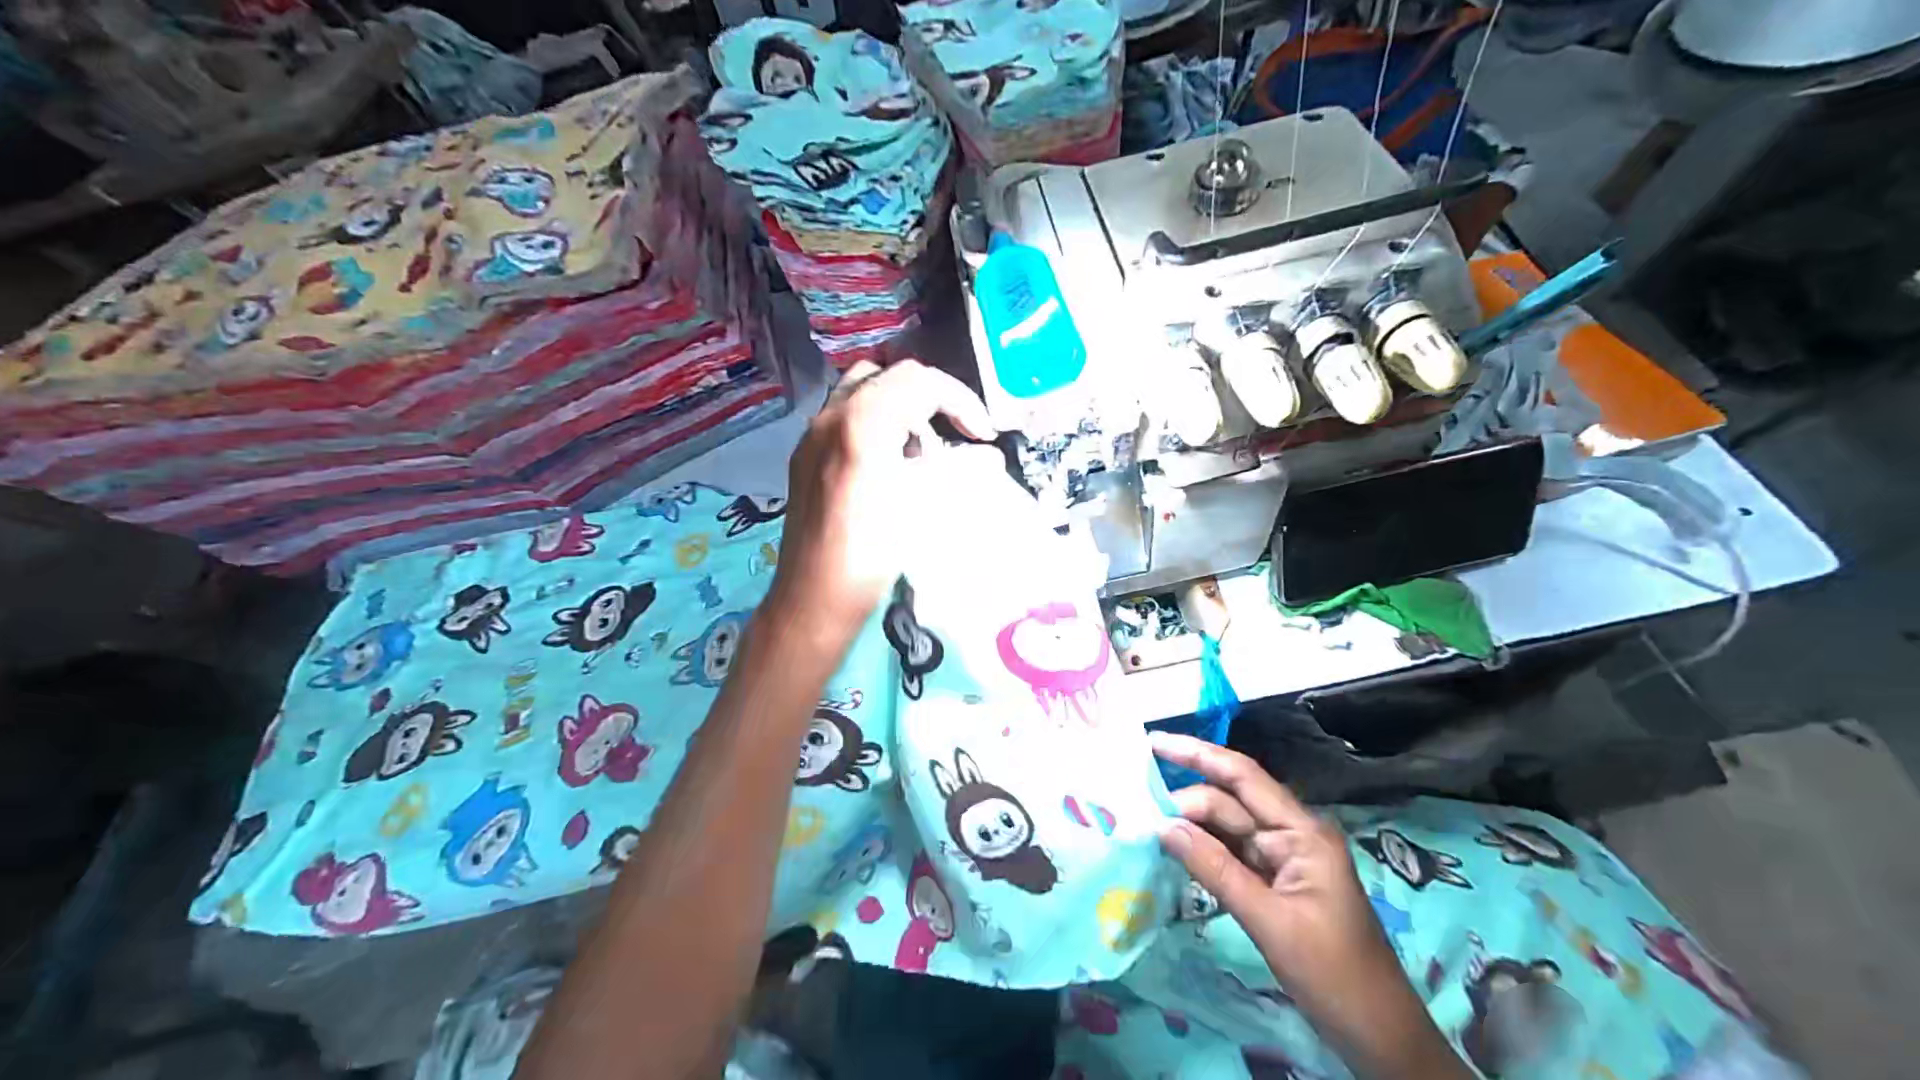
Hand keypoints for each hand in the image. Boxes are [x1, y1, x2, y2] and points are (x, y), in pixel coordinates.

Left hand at [768, 359, 995, 638]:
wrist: (814, 600)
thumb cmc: (872, 556)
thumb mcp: (924, 508)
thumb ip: (960, 471)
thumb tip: (989, 457)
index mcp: (862, 421)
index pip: (920, 381)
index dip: (961, 401)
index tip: (981, 436)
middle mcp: (830, 416)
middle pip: (889, 377)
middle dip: (930, 399)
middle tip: (952, 435)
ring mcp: (811, 435)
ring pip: (862, 392)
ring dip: (900, 408)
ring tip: (920, 451)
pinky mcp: (803, 457)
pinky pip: (844, 418)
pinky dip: (875, 425)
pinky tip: (889, 467)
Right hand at [1151, 733, 1473, 1079]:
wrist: (1379, 1036)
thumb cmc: (1334, 975)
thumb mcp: (1270, 922)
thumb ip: (1215, 869)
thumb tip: (1163, 826)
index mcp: (1302, 833)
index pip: (1243, 777)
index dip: (1197, 754)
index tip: (1154, 744)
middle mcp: (1292, 835)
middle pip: (1229, 803)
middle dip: (1186, 802)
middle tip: (1141, 816)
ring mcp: (1283, 860)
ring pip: (1227, 828)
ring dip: (1191, 826)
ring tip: (1148, 828)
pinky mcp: (1274, 884)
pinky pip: (1231, 855)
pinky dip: (1203, 852)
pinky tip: (1175, 851)